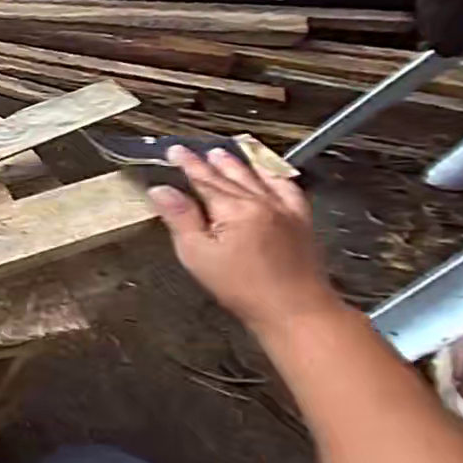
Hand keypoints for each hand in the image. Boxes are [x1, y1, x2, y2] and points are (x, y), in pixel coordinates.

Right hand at [146, 145, 345, 333]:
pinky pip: (287, 187)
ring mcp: (284, 209)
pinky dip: (274, 175)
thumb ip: (180, 218)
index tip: (174, 152)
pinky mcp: (300, 221)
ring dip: (237, 163)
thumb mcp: (198, 256)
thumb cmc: (246, 290)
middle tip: (192, 151)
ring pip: (255, 176)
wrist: (295, 311)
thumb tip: (161, 191)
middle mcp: (260, 202)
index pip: (203, 179)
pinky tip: (269, 172)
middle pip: (228, 175)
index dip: (187, 164)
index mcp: (233, 209)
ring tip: (223, 153)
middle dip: (207, 161)